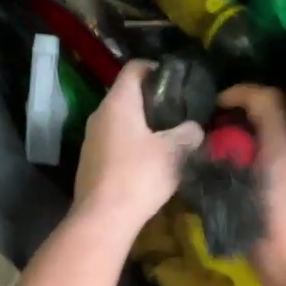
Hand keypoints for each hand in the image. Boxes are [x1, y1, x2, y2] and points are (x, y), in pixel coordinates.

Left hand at [73, 61, 204, 230]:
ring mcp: (91, 137)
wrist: (103, 218)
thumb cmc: (139, 175)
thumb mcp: (175, 152)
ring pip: (120, 119)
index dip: (155, 67)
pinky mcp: (90, 159)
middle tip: (179, 109)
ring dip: (142, 122)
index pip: (134, 68)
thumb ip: (189, 132)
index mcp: (118, 102)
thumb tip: (195, 127)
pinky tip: (149, 159)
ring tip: (168, 134)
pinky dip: (131, 141)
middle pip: (127, 93)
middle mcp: (99, 113)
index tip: (176, 79)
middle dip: (153, 98)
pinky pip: (114, 139)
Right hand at [217, 85, 285, 280]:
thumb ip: (224, 155)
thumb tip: (214, 136)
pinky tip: (248, 178)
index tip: (217, 105)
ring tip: (229, 156)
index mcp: (285, 144)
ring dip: (255, 140)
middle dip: (243, 120)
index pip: (266, 98)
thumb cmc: (263, 227)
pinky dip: (266, 158)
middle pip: (273, 117)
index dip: (240, 93)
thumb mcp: (234, 188)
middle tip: (217, 134)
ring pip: (280, 139)